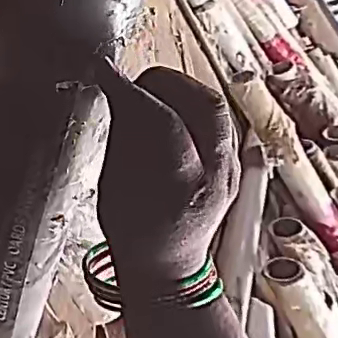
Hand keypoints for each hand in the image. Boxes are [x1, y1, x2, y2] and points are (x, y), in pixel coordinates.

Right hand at [95, 61, 239, 290]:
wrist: (168, 266)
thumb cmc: (134, 229)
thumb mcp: (115, 184)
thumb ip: (124, 137)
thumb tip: (116, 95)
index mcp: (184, 184)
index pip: (163, 119)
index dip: (130, 89)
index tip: (104, 71)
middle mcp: (219, 174)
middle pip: (205, 104)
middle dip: (163, 82)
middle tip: (131, 81)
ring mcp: (232, 168)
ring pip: (216, 107)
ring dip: (178, 90)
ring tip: (146, 92)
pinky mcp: (233, 164)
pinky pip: (216, 120)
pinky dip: (188, 104)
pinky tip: (165, 107)